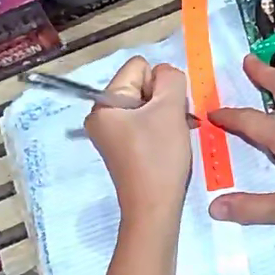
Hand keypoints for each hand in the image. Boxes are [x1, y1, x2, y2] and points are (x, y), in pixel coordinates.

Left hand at [86, 57, 191, 220]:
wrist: (154, 208)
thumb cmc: (159, 157)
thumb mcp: (170, 109)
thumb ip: (171, 79)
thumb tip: (166, 74)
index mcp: (103, 103)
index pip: (138, 67)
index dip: (159, 83)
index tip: (166, 110)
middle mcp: (101, 115)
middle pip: (141, 85)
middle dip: (163, 100)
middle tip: (172, 124)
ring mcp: (112, 133)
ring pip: (147, 105)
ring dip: (165, 115)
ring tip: (172, 136)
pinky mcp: (124, 148)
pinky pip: (145, 124)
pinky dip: (161, 129)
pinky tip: (169, 145)